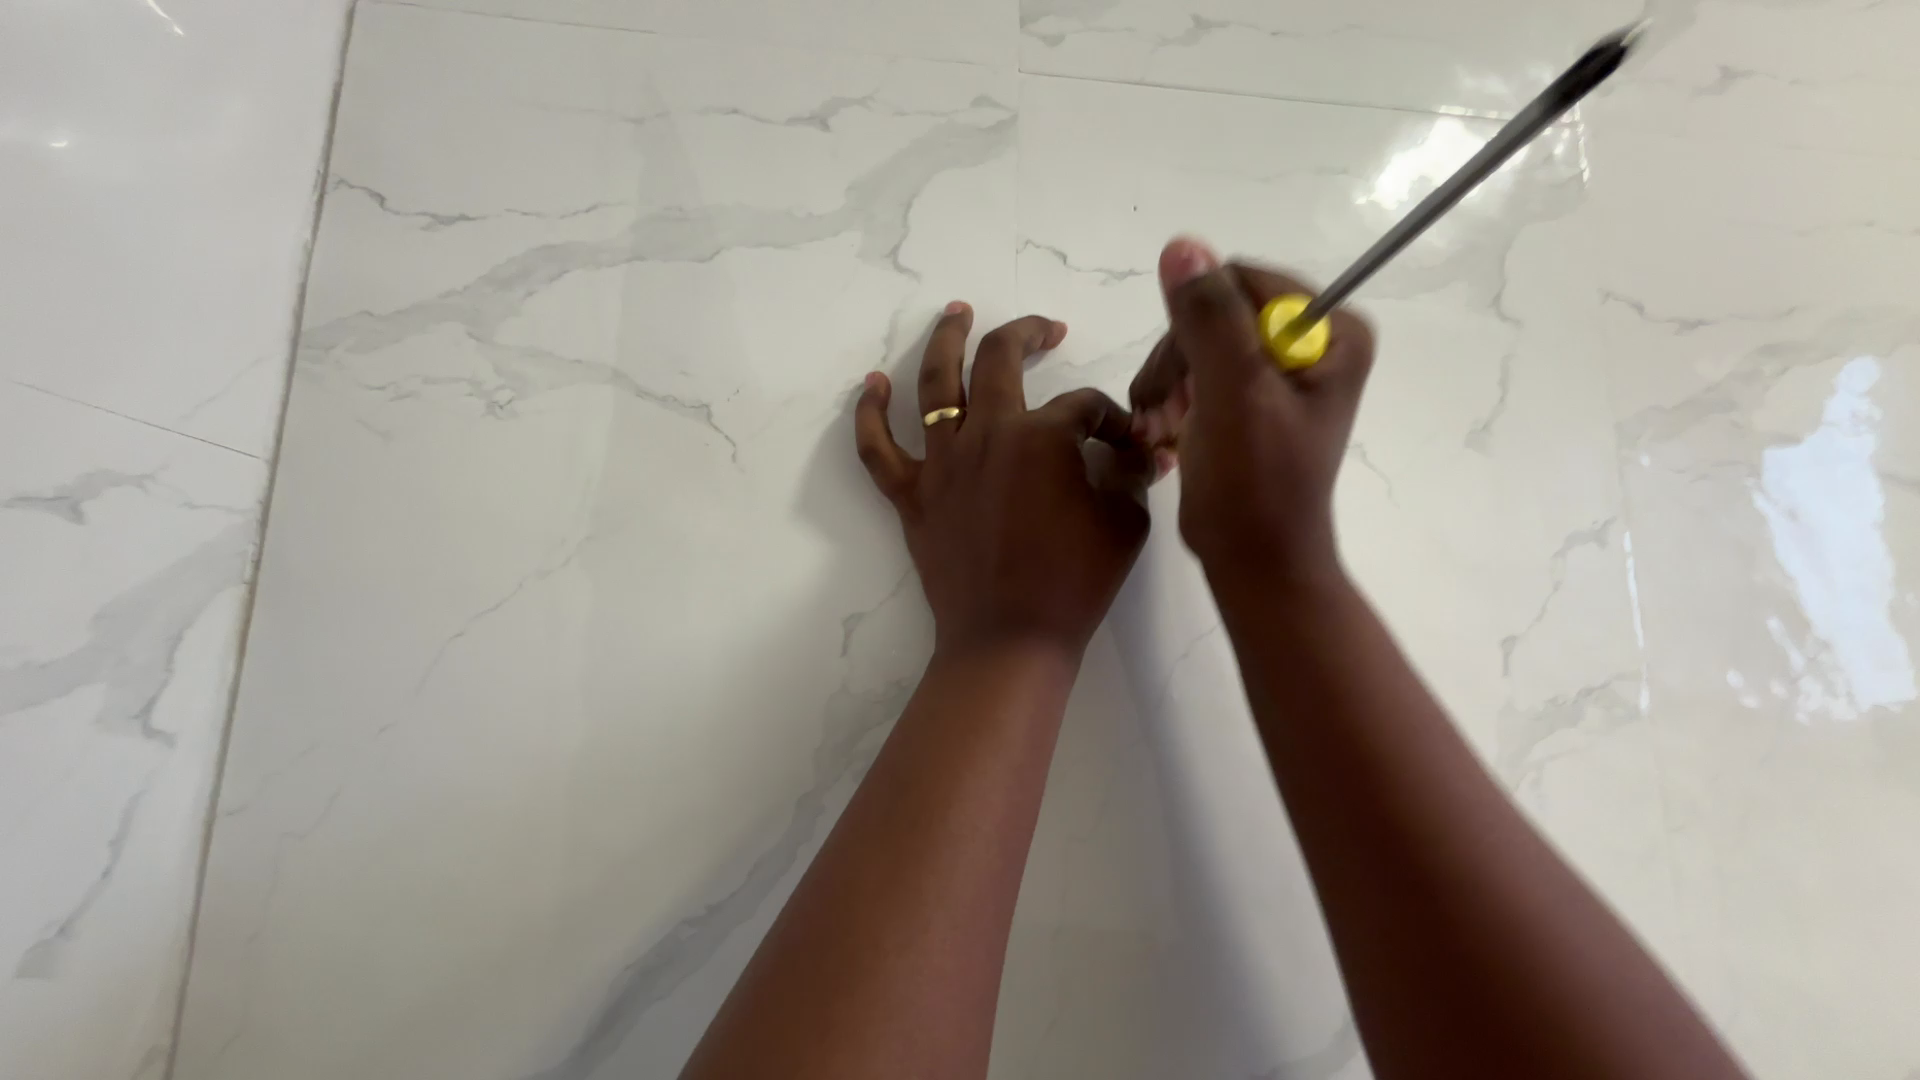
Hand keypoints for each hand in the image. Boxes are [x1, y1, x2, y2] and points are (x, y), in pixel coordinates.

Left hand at [856, 303, 1150, 657]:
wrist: (1010, 638)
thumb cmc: (1073, 583)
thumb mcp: (1125, 523)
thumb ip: (1129, 474)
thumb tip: (1140, 450)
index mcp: (1042, 437)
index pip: (1083, 406)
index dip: (1110, 419)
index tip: (1124, 443)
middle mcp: (985, 434)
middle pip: (999, 360)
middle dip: (1028, 333)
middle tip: (1047, 329)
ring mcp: (941, 463)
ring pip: (932, 383)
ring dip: (945, 339)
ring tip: (956, 311)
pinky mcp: (912, 496)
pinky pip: (877, 449)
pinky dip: (869, 413)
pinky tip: (871, 384)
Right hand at [1128, 238, 1375, 586]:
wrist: (1253, 559)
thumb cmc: (1253, 483)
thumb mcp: (1232, 394)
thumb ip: (1208, 318)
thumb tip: (1181, 246)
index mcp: (1330, 332)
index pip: (1241, 283)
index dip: (1197, 326)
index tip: (1184, 383)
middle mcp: (1310, 343)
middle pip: (1215, 314)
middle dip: (1178, 363)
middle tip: (1163, 413)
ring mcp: (1278, 374)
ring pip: (1196, 345)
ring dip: (1166, 385)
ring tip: (1158, 429)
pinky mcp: (1249, 400)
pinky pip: (1196, 374)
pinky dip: (1171, 402)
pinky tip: (1163, 433)